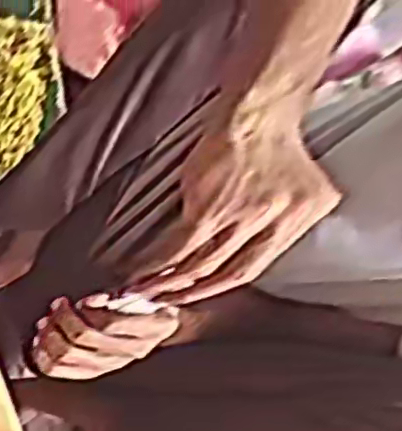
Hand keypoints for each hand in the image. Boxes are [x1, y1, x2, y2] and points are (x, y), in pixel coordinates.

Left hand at [31, 295, 180, 379]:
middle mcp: (131, 351)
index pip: (109, 323)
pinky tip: (41, 338)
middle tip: (57, 306)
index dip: (87, 311)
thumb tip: (90, 302)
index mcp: (154, 329)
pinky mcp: (86, 374)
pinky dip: (41, 352)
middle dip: (62, 318)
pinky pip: (53, 368)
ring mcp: (108, 366)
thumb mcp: (142, 299)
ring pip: (64, 353)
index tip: (80, 301)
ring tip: (46, 321)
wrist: (147, 336)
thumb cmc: (142, 312)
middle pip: (82, 337)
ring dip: (48, 334)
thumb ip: (116, 299)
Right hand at [120, 117, 339, 305]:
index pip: (253, 267)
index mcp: (308, 211)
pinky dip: (151, 265)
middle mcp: (285, 214)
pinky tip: (135, 270)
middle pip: (227, 272)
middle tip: (155, 299)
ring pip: (199, 265)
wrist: (253, 117)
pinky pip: (177, 250)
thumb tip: (210, 264)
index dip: (211, 290)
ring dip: (162, 282)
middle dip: (184, 292)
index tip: (182, 297)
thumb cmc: (258, 151)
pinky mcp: (213, 210)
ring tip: (137, 288)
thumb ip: (255, 227)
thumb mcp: (275, 193)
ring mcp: (250, 212)